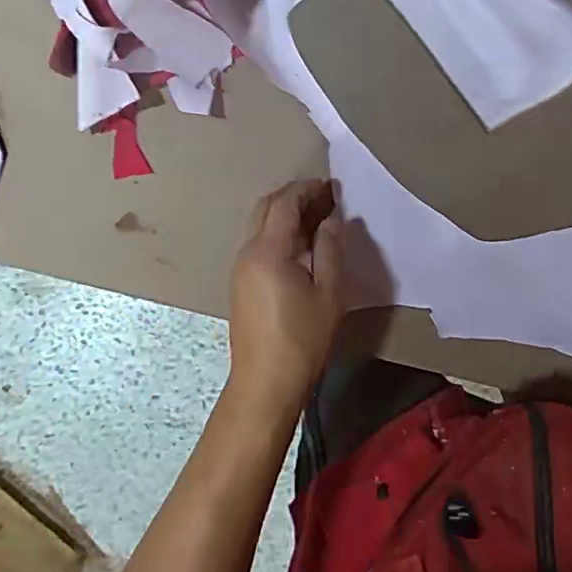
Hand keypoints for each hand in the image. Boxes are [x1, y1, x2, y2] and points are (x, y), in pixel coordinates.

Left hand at [227, 179, 345, 415]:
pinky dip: (278, 232)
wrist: (265, 384)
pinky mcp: (240, 283)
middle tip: (324, 198)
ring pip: (260, 224)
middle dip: (294, 196)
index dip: (308, 189)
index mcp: (267, 251)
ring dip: (285, 214)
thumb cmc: (302, 339)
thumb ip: (331, 249)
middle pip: (266, 207)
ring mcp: (240, 268)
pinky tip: (301, 245)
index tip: (331, 187)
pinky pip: (258, 243)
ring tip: (317, 219)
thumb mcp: (330, 293)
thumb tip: (331, 219)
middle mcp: (247, 252)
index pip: (284, 203)